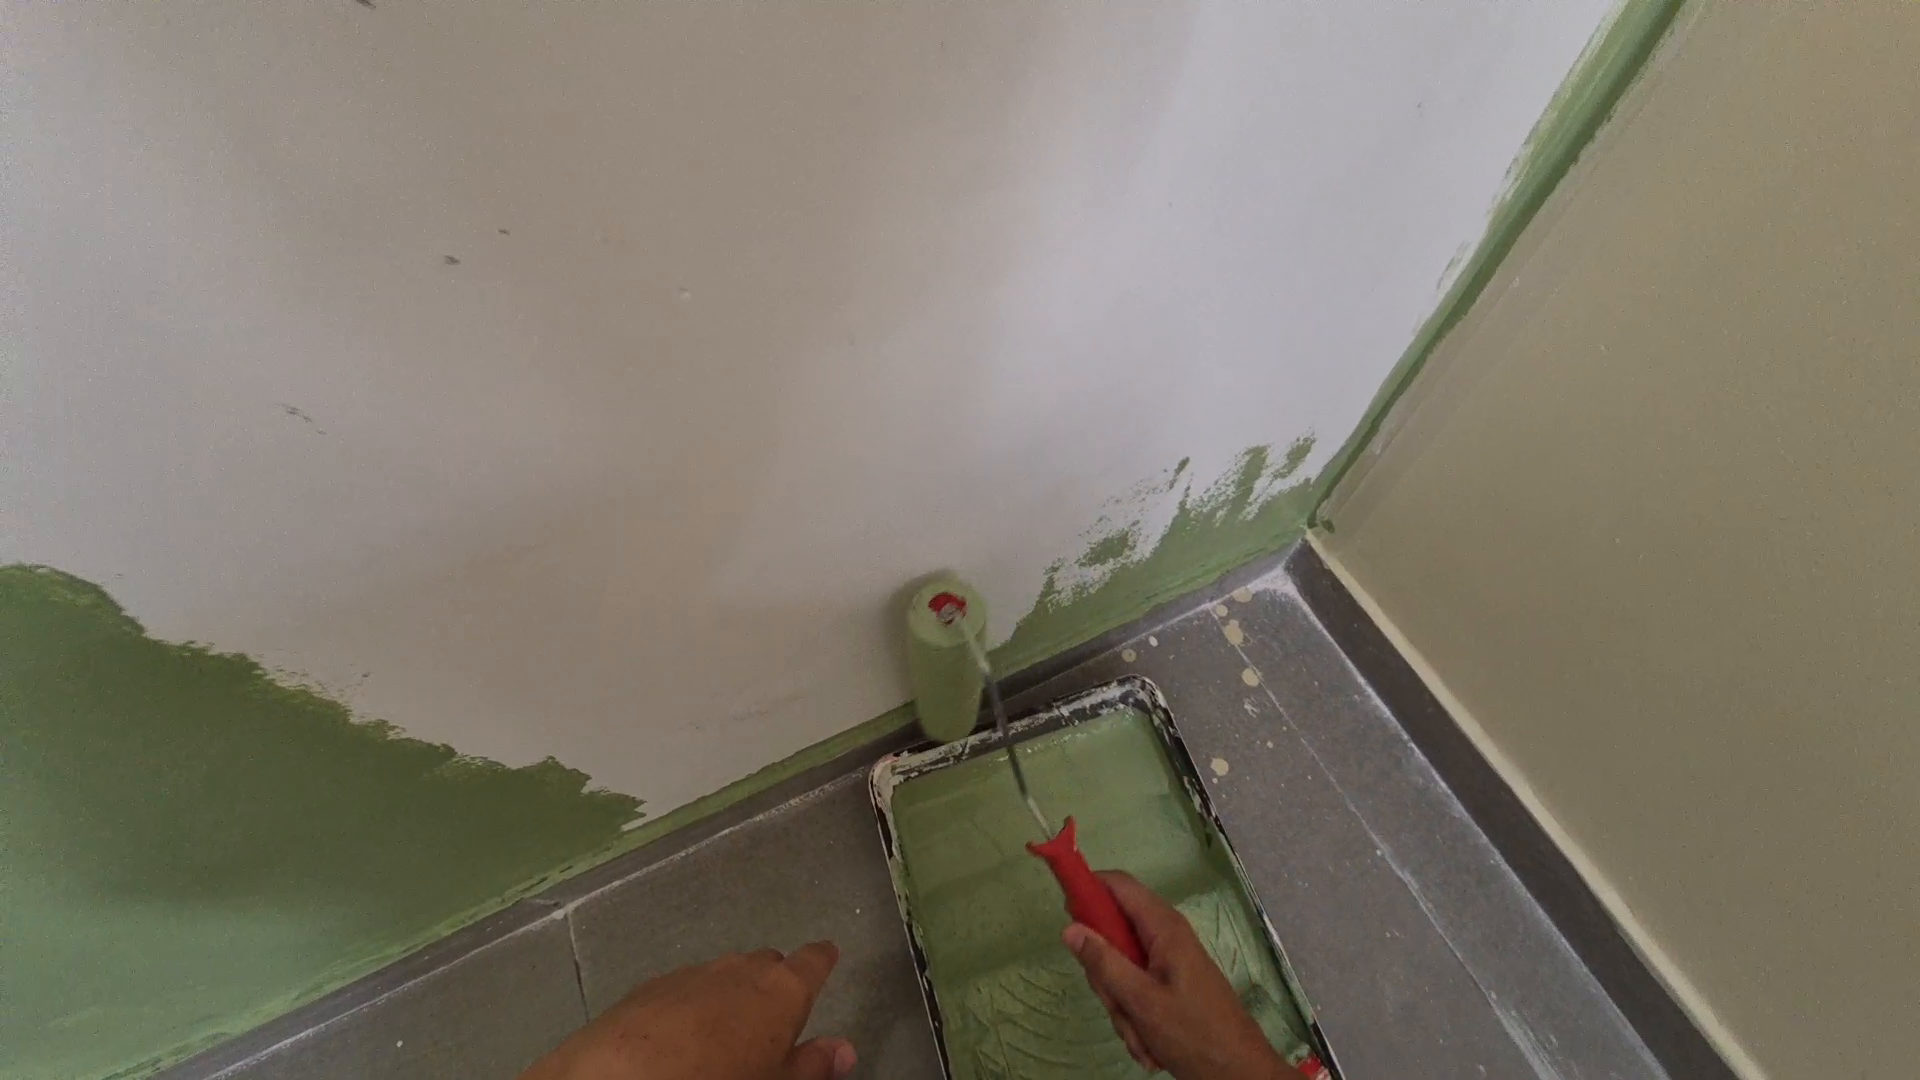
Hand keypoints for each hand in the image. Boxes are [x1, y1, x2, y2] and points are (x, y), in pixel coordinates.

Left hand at [519, 942, 857, 1079]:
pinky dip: (689, 1008)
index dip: (822, 959)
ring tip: (721, 1035)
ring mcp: (695, 973)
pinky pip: (684, 990)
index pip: (814, 960)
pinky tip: (676, 1042)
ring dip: (729, 997)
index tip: (828, 957)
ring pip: (724, 976)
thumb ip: (812, 1066)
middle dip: (772, 984)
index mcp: (782, 989)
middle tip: (770, 1020)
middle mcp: (743, 968)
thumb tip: (846, 1047)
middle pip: (768, 964)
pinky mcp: (651, 986)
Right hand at [1063, 873, 1290, 1079]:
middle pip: (1114, 931)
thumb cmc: (1196, 1035)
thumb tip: (1070, 927)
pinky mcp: (1171, 982)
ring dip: (1121, 1002)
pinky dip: (1135, 1014)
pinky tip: (1148, 1043)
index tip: (1067, 912)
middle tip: (1114, 1001)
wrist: (1243, 1077)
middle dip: (1106, 971)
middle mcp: (1165, 935)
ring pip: (1121, 965)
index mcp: (1162, 926)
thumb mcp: (1142, 1002)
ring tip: (1139, 1033)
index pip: (1117, 884)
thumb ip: (1104, 963)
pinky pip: (1136, 986)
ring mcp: (1168, 960)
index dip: (1088, 888)